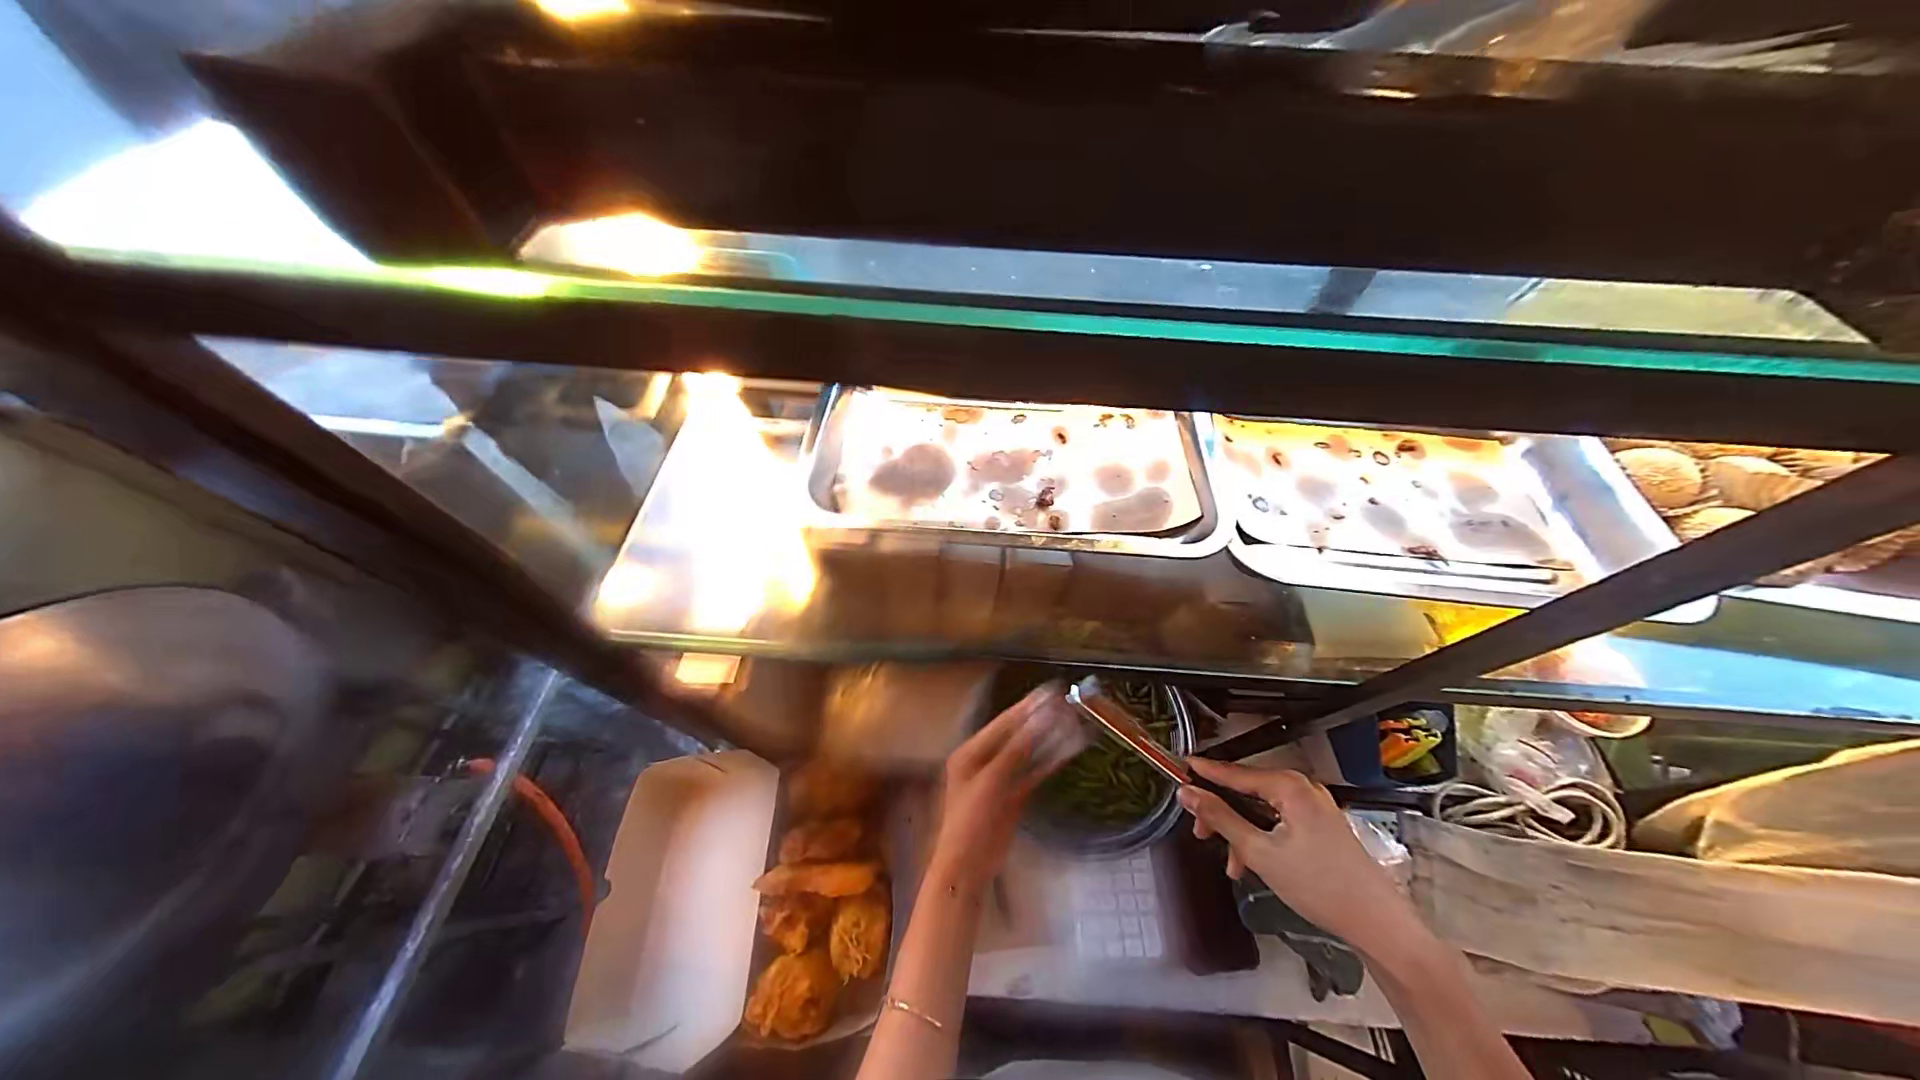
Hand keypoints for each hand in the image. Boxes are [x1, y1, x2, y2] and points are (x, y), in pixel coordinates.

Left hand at [930, 682, 1085, 883]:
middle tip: (1067, 701)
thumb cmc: (970, 820)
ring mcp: (1001, 778)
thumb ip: (1016, 750)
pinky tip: (1070, 749)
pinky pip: (1035, 772)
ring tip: (1074, 720)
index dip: (1027, 706)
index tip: (1050, 691)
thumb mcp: (991, 781)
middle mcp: (985, 760)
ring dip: (1050, 738)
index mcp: (970, 752)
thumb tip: (1040, 719)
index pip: (1003, 722)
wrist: (968, 866)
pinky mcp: (1014, 796)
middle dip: (1041, 719)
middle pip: (1018, 734)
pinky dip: (1051, 761)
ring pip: (1029, 752)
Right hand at [1178, 758, 1427, 957]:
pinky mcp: (1322, 826)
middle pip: (1249, 791)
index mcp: (1290, 787)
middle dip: (1222, 812)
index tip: (1181, 767)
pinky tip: (1251, 863)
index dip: (1205, 772)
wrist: (1377, 924)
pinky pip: (1280, 821)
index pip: (1235, 772)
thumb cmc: (1320, 886)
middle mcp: (1304, 789)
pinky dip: (1262, 837)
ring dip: (1241, 830)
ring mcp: (1316, 807)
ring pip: (1263, 809)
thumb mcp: (1258, 852)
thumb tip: (1189, 794)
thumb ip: (1220, 818)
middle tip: (1200, 830)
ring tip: (1230, 859)